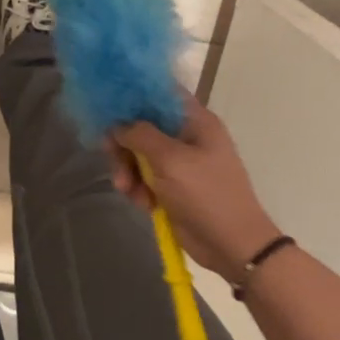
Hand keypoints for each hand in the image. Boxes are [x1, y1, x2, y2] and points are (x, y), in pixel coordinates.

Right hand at [108, 96, 283, 283]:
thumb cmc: (207, 195)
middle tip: (109, 155)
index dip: (132, 93)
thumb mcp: (171, 160)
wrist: (234, 247)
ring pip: (137, 151)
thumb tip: (117, 123)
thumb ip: (139, 134)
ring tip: (127, 189)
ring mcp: (179, 161)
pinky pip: (143, 175)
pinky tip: (140, 202)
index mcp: (195, 120)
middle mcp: (186, 135)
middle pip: (141, 123)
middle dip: (123, 141)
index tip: (106, 103)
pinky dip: (137, 186)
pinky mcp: (171, 184)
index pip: (159, 91)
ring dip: (126, 169)